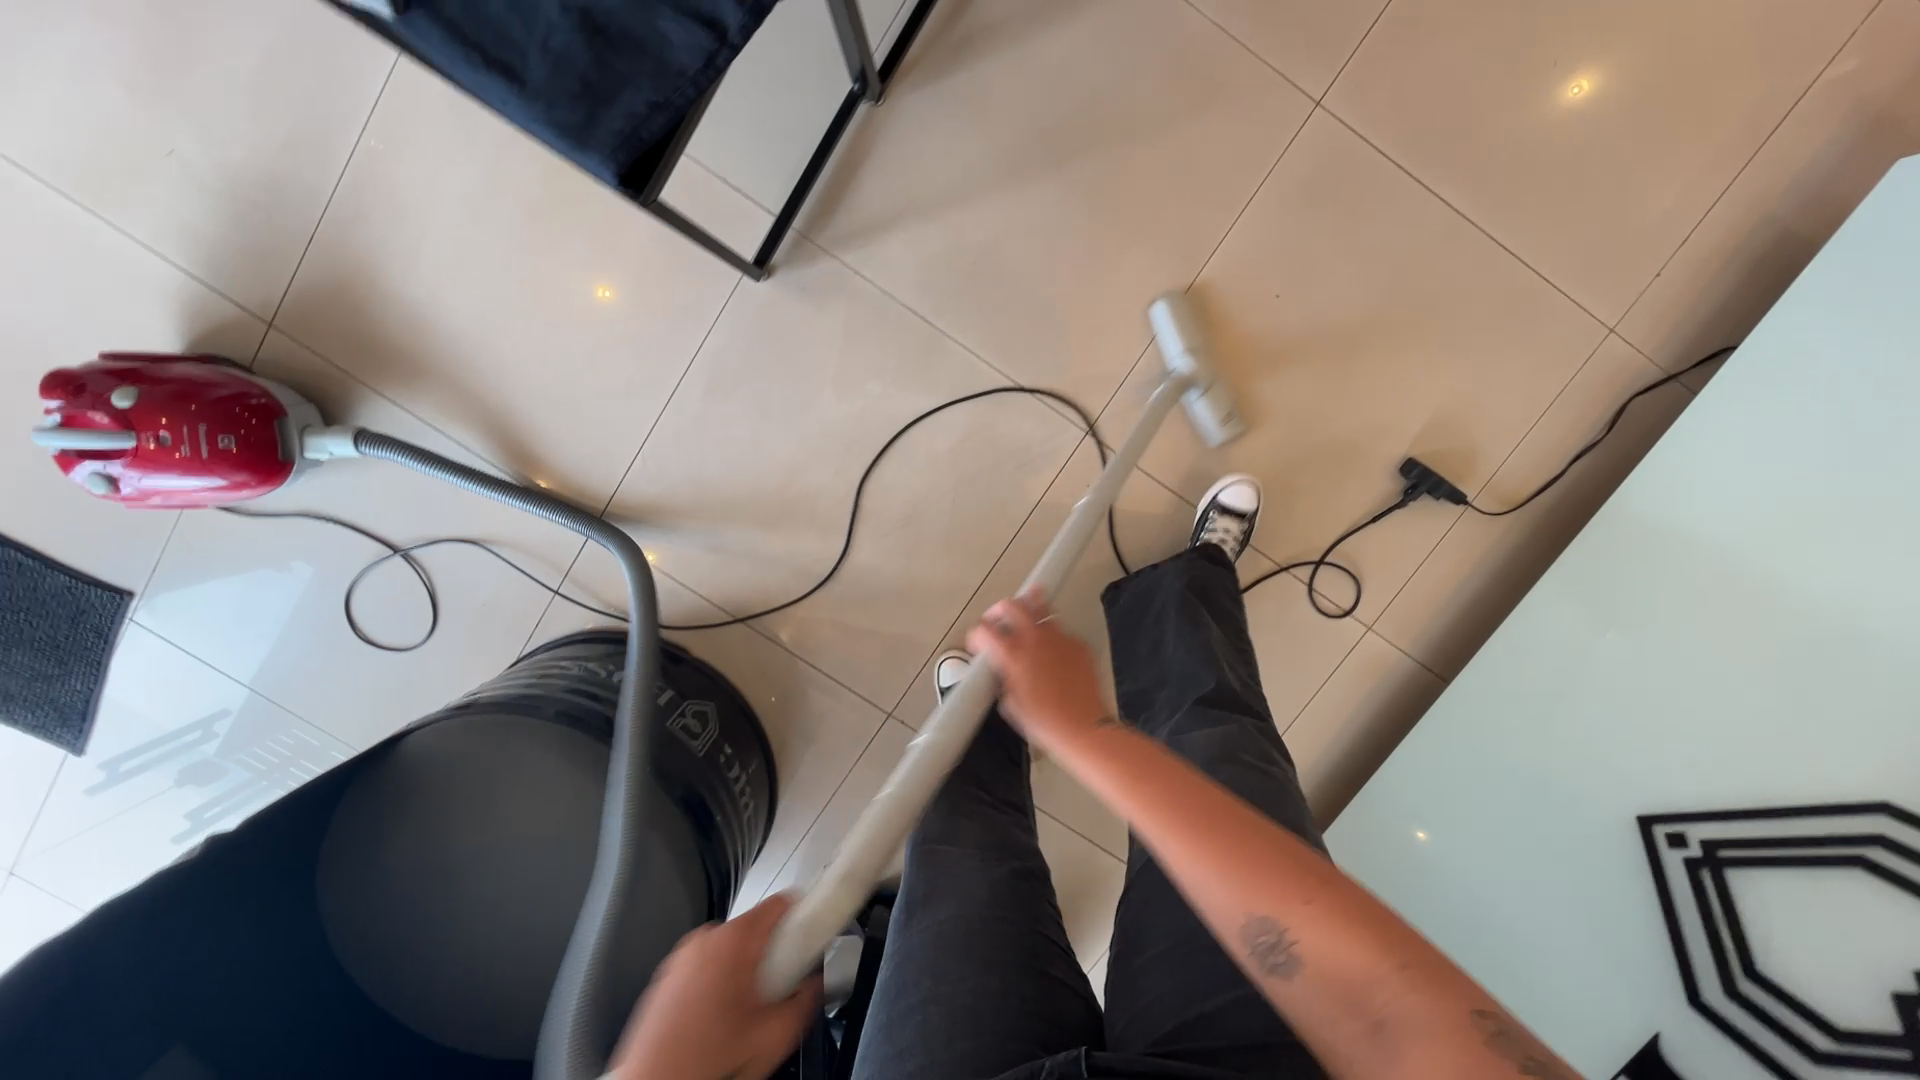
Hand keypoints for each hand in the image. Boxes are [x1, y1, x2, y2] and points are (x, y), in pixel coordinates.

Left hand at [608, 893, 821, 1079]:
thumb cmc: (701, 1064)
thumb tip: (816, 986)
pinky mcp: (668, 975)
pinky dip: (720, 982)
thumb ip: (807, 999)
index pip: (782, 903)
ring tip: (744, 1014)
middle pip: (757, 928)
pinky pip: (708, 964)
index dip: (804, 917)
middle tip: (777, 991)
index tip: (813, 936)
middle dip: (773, 956)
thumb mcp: (775, 1035)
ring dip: (746, 970)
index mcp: (734, 941)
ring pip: (732, 948)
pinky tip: (720, 1021)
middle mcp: (706, 939)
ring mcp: (683, 956)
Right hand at [966, 588, 1112, 751]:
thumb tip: (1006, 672)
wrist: (1082, 726)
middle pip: (1011, 606)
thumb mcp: (1010, 703)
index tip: (976, 641)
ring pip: (1040, 608)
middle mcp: (1034, 640)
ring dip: (1028, 610)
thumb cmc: (1045, 722)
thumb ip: (1005, 678)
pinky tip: (1052, 647)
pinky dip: (1052, 634)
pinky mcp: (1078, 644)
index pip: (984, 630)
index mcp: (1012, 655)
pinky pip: (1061, 631)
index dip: (976, 634)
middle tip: (997, 617)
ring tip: (1025, 615)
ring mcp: (1059, 639)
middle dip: (999, 609)